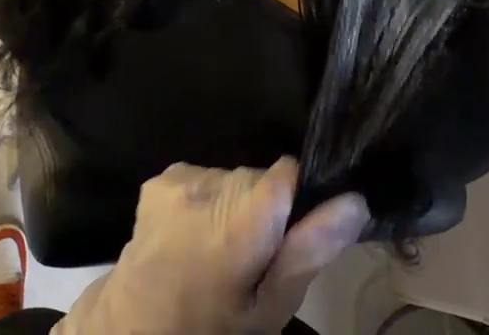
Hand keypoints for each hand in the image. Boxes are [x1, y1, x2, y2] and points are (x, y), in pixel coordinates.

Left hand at [57, 159, 368, 334]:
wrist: (133, 329)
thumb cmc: (210, 328)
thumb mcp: (269, 309)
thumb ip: (309, 251)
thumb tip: (355, 201)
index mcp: (240, 218)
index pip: (292, 170)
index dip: (301, 200)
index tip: (294, 235)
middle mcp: (209, 184)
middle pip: (263, 178)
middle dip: (268, 209)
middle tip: (255, 258)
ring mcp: (180, 178)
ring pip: (233, 178)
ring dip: (235, 205)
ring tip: (221, 251)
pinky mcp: (160, 179)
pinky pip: (204, 178)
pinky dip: (207, 200)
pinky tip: (195, 235)